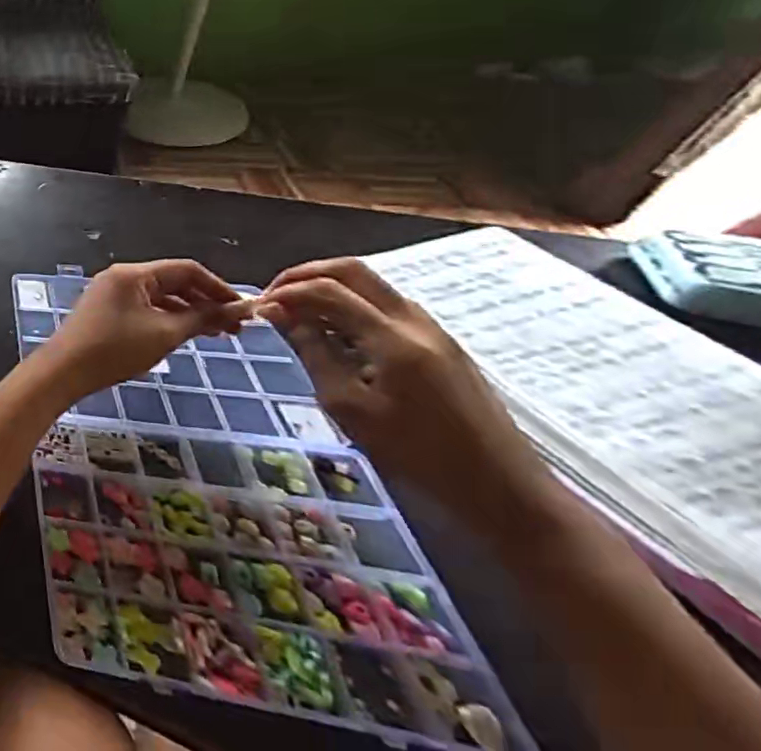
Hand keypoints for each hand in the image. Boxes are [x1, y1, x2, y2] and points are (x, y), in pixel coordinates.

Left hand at [34, 261, 249, 394]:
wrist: (64, 371)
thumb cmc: (114, 350)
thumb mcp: (164, 334)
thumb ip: (201, 319)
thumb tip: (236, 310)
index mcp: (133, 274)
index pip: (186, 269)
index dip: (218, 287)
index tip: (242, 309)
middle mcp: (121, 277)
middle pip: (173, 282)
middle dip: (205, 302)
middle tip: (234, 328)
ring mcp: (111, 294)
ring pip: (159, 297)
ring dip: (188, 312)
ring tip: (216, 334)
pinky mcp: (106, 312)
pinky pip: (145, 309)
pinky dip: (167, 319)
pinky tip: (184, 335)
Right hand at [257, 259, 553, 521]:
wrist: (503, 490)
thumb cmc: (418, 456)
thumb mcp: (349, 409)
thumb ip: (313, 353)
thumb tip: (279, 316)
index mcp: (393, 339)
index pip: (326, 290)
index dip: (285, 293)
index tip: (256, 311)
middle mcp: (415, 321)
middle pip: (351, 271)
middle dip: (303, 276)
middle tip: (272, 299)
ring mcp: (432, 330)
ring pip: (369, 284)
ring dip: (326, 288)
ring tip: (295, 316)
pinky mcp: (439, 343)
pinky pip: (384, 306)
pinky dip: (348, 305)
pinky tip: (332, 334)